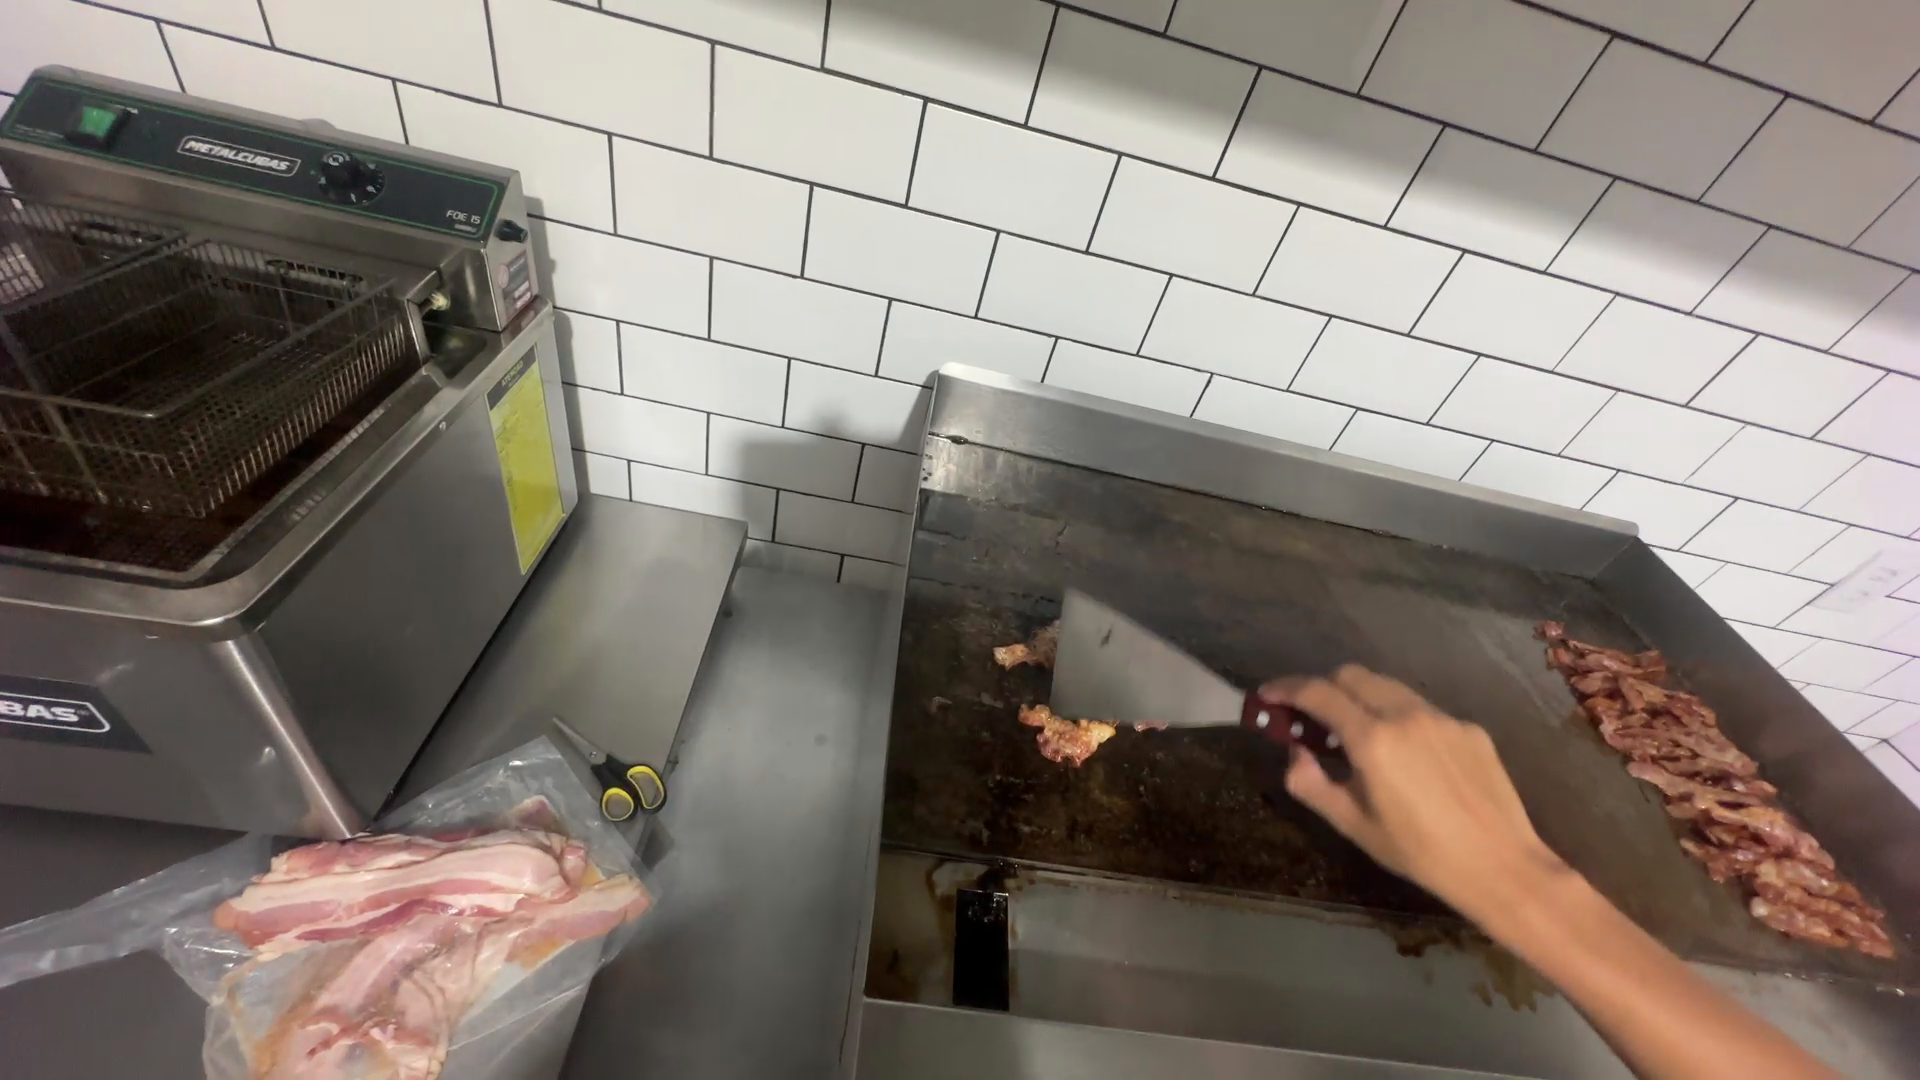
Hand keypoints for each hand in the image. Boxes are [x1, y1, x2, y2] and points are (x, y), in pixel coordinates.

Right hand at [1263, 665, 1569, 920]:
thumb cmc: (1419, 852)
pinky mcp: (1469, 729)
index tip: (1268, 696)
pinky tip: (1405, 755)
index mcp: (1372, 739)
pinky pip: (1419, 708)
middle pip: (1350, 675)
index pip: (1317, 693)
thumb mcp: (1351, 823)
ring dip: (1359, 697)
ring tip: (1355, 733)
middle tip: (1311, 716)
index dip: (1285, 688)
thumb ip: (1309, 782)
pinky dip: (1396, 717)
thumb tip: (1294, 752)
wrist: (1503, 869)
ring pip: (1386, 686)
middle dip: (1322, 687)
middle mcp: (1405, 715)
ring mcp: (1441, 718)